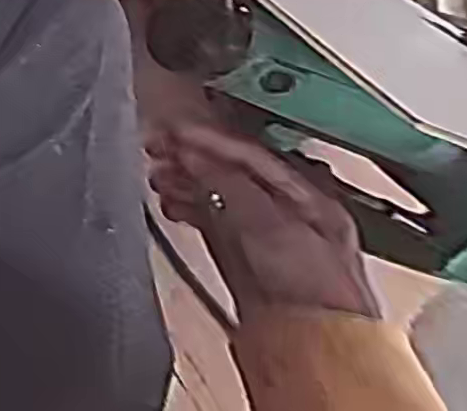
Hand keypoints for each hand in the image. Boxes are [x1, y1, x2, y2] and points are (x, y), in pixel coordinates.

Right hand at [147, 123, 379, 320]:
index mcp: (305, 193)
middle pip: (223, 165)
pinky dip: (181, 201)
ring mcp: (258, 221)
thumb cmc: (312, 282)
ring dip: (178, 177)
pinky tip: (169, 203)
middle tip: (155, 148)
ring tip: (157, 177)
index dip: (208, 138)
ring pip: (208, 184)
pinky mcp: (236, 238)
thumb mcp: (269, 221)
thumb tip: (190, 151)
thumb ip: (227, 181)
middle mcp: (282, 202)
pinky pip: (201, 206)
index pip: (247, 151)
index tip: (172, 130)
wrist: (307, 335)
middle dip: (186, 156)